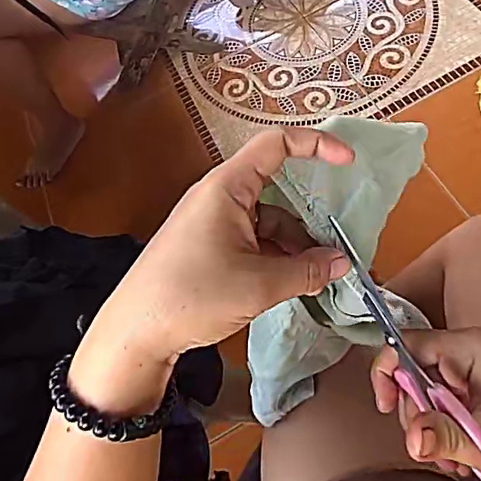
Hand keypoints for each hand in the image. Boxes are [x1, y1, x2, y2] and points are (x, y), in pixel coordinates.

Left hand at [71, 128, 353, 412]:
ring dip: (294, 242)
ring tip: (317, 274)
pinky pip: (253, 238)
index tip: (348, 162)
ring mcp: (212, 221)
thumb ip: (306, 271)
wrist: (132, 335)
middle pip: (276, 189)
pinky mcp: (208, 244)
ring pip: (267, 219)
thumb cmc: (190, 297)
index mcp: (227, 187)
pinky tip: (292, 280)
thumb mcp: (259, 284)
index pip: (277, 144)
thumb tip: (341, 263)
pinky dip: (276, 254)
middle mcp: (219, 196)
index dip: (316, 145)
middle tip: (335, 241)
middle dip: (309, 215)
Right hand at [371, 327, 480, 480]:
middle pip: (414, 370)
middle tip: (431, 446)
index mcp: (471, 348)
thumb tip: (407, 437)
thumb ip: (447, 437)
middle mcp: (471, 352)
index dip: (389, 371)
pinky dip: (447, 432)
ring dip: (431, 428)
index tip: (386, 408)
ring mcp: (478, 371)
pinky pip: (448, 404)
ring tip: (455, 459)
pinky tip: (464, 457)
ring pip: (429, 392)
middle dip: (414, 411)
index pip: (407, 343)